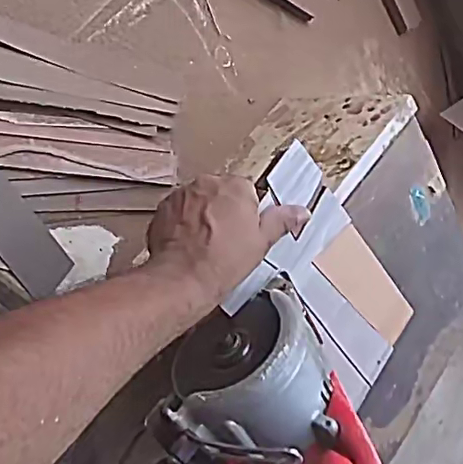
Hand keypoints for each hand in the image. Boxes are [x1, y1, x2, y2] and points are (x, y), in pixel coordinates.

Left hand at [146, 176, 308, 304]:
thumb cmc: (220, 263)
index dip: (247, 213)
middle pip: (220, 193)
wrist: (181, 279)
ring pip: (197, 201)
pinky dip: (181, 223)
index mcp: (235, 187)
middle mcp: (206, 184)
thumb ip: (281, 221)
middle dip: (222, 211)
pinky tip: (188, 244)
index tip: (244, 230)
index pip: (247, 190)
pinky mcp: (163, 209)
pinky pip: (177, 211)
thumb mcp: (261, 243)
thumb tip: (300, 212)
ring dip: (201, 216)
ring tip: (205, 244)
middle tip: (226, 239)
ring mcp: (181, 195)